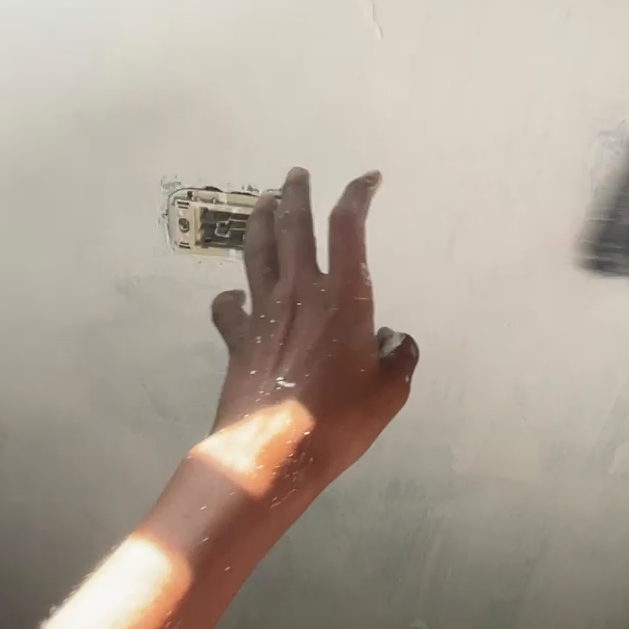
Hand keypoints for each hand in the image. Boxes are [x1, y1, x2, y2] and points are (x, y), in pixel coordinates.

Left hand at [200, 167, 418, 496]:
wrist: (268, 455)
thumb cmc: (338, 420)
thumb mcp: (390, 391)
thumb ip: (399, 357)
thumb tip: (394, 339)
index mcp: (343, 296)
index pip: (349, 226)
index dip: (358, 194)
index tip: (368, 179)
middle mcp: (300, 291)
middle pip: (294, 224)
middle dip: (297, 192)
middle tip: (296, 173)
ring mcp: (263, 311)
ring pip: (258, 250)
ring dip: (261, 220)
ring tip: (263, 200)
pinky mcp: (236, 338)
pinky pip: (229, 305)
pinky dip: (231, 296)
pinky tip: (235, 296)